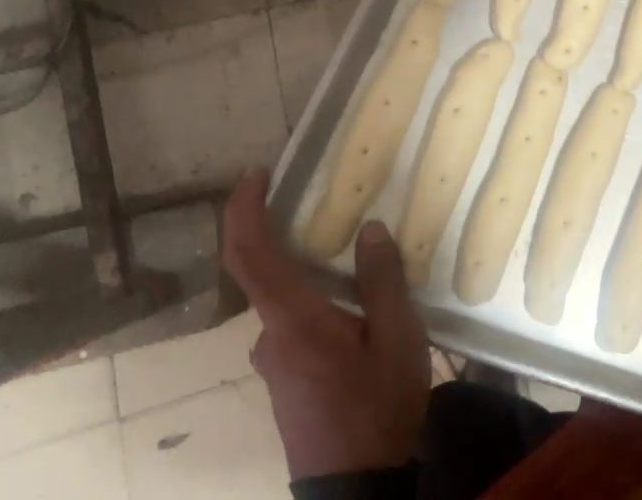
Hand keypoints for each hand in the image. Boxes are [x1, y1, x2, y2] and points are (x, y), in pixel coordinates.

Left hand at [222, 171, 429, 478]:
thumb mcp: (398, 339)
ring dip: (315, 276)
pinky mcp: (286, 377)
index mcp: (293, 321)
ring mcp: (274, 360)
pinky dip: (319, 302)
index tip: (255, 173)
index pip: (249, 255)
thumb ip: (382, 281)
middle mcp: (270, 336)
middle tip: (333, 209)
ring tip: (365, 269)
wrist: (353, 488)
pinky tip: (361, 314)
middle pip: (266, 273)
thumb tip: (369, 229)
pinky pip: (297, 323)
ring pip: (289, 301)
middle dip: (292, 236)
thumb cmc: (377, 407)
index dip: (243, 210)